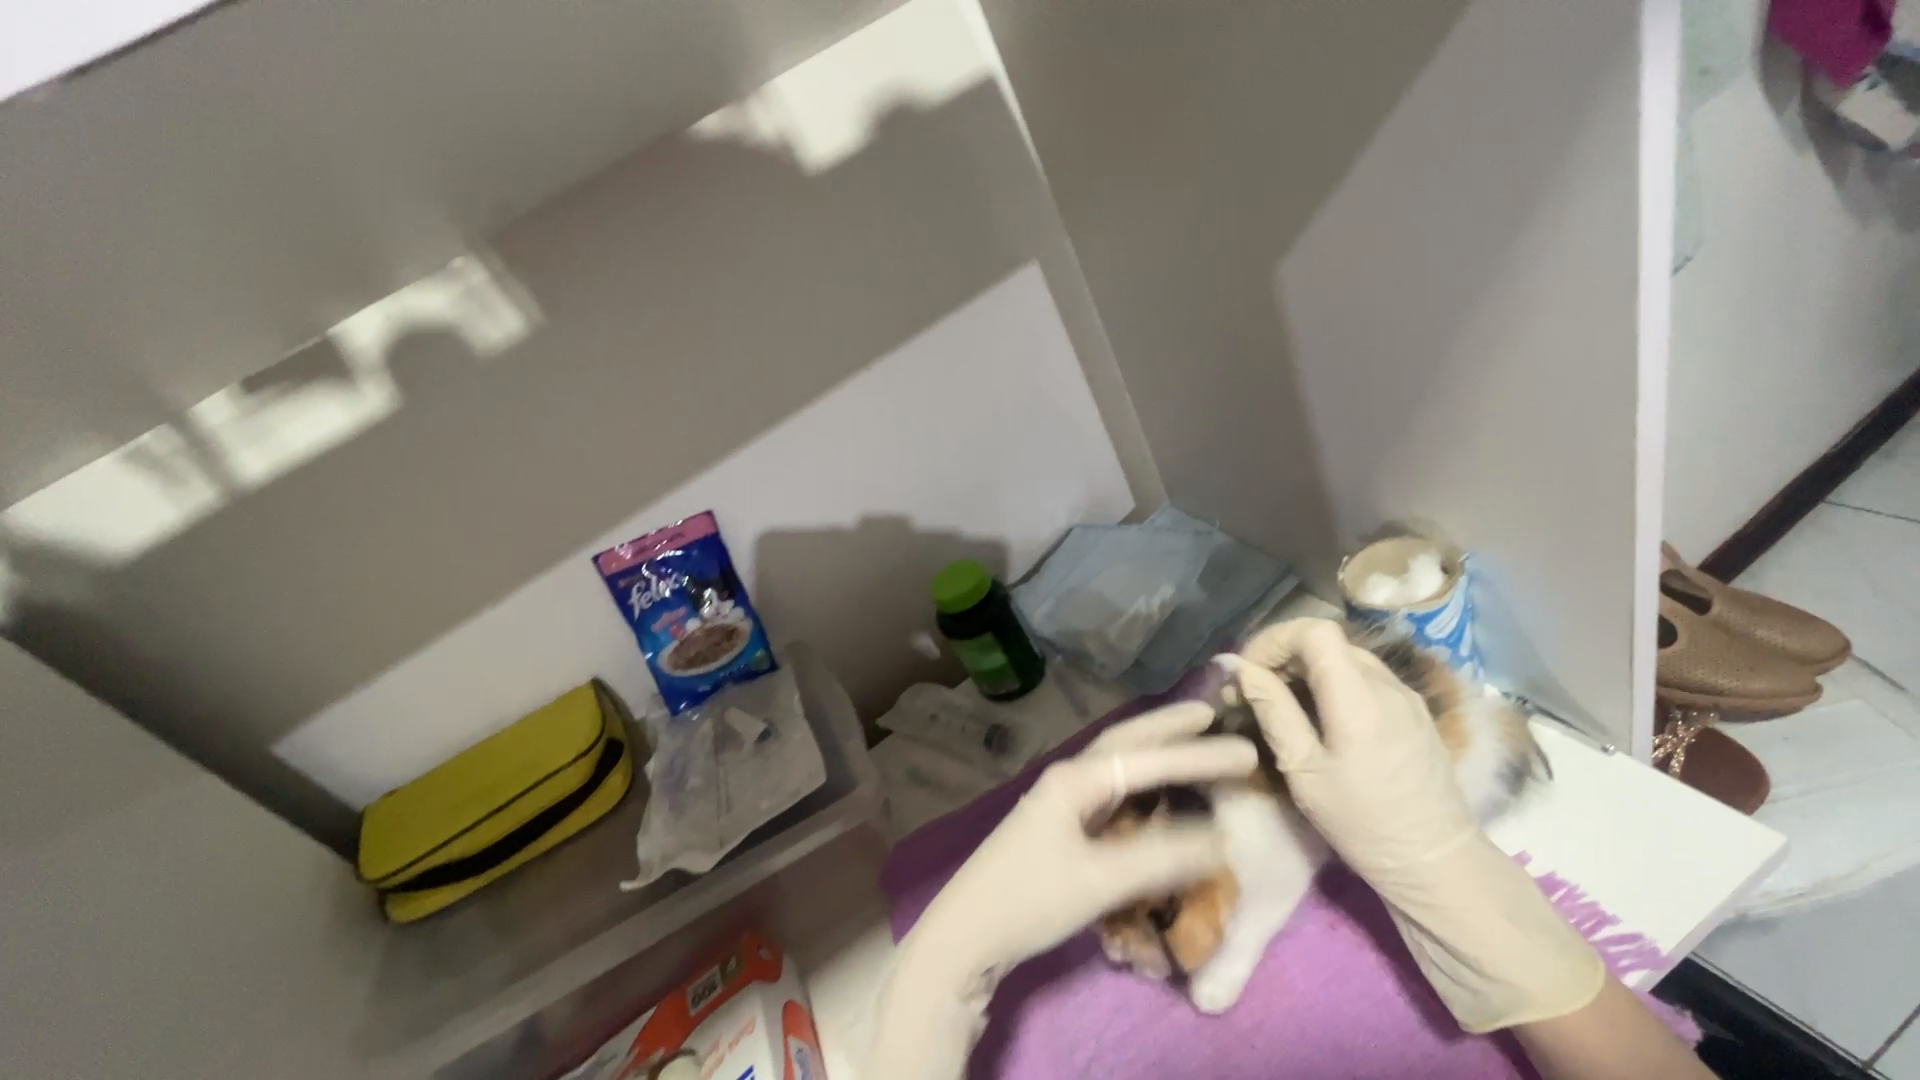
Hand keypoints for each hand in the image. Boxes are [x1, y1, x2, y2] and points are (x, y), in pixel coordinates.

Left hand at [867, 702, 1254, 1079]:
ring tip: (1189, 738)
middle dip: (1168, 727)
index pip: (1147, 758)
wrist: (967, 934)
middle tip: (1210, 713)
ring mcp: (1059, 801)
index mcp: (1074, 780)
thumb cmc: (1030, 900)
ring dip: (1152, 749)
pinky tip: (1152, 788)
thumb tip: (1220, 841)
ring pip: (1115, 763)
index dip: (1198, 755)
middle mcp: (1066, 779)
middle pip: (1124, 742)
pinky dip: (1138, 781)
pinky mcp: (1058, 826)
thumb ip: (1160, 859)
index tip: (1247, 752)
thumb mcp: (1099, 880)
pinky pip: (1109, 790)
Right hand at [1225, 619, 1604, 1033]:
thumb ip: (1274, 712)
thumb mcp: (1303, 771)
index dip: (1274, 639)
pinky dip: (1336, 683)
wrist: (1437, 862)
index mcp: (1358, 698)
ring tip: (1285, 705)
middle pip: (1330, 641)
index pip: (1315, 630)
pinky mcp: (1416, 713)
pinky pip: (1369, 679)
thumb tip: (1243, 670)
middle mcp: (1388, 685)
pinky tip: (1323, 719)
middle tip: (1257, 690)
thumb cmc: (1362, 822)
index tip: (1249, 672)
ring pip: (1349, 658)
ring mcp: (1408, 697)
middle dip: (1286, 654)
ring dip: (1310, 669)